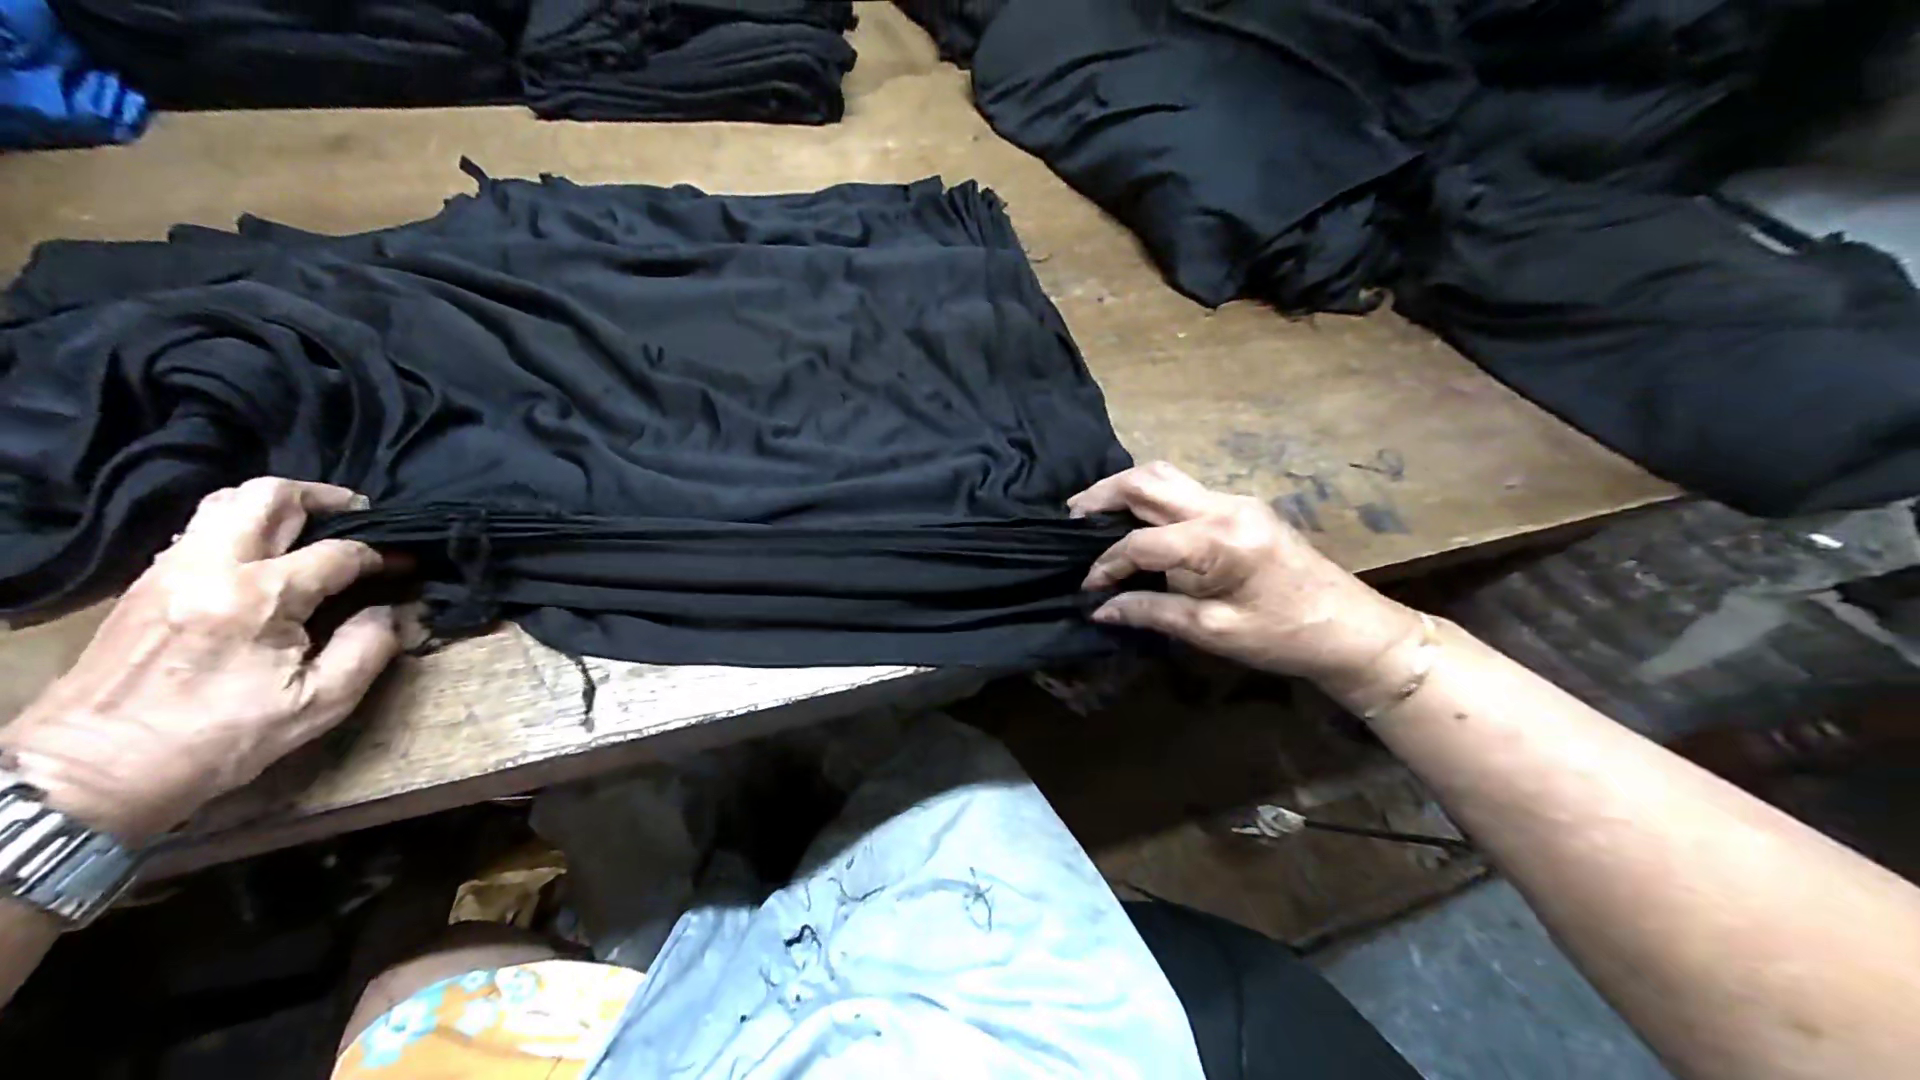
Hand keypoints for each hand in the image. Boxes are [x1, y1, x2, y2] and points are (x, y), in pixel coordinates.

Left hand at [0, 479, 403, 844]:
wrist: (88, 772)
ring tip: (317, 527)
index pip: (338, 552)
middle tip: (361, 515)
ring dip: (279, 505)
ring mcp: (169, 571)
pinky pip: (201, 529)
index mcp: (259, 598)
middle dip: (325, 498)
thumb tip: (393, 611)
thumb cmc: (218, 741)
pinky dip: (245, 525)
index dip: (383, 555)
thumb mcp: (320, 703)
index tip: (406, 566)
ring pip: (226, 502)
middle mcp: (209, 568)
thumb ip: (369, 647)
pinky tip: (270, 554)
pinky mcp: (146, 583)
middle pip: (268, 496)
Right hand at [1069, 462, 1420, 688]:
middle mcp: (1224, 507)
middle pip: (1149, 480)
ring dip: (1125, 490)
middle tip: (1071, 516)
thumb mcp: (1212, 631)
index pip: (1141, 541)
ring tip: (1093, 512)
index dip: (1106, 563)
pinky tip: (1133, 519)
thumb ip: (1151, 611)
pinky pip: (1183, 491)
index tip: (1087, 587)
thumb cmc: (1284, 637)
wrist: (1352, 629)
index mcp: (1219, 540)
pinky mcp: (1241, 508)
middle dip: (1103, 495)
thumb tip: (1100, 608)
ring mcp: (1235, 502)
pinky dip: (1150, 499)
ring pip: (1166, 476)